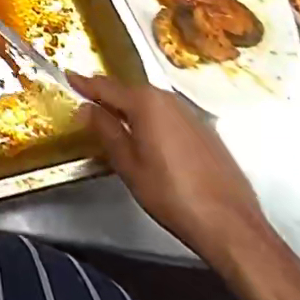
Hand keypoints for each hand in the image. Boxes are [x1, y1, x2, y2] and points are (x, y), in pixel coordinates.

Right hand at [69, 73, 267, 257]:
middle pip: (130, 91)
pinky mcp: (204, 129)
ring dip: (131, 107)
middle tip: (88, 100)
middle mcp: (168, 99)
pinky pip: (168, 115)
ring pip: (151, 103)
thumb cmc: (172, 195)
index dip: (85, 83)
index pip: (107, 87)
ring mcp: (189, 113)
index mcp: (145, 103)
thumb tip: (88, 108)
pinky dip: (152, 119)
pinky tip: (148, 137)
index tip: (69, 75)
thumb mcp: (129, 165)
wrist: (230, 223)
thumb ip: (106, 131)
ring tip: (114, 118)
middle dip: (108, 95)